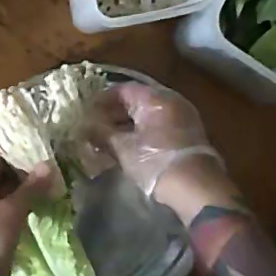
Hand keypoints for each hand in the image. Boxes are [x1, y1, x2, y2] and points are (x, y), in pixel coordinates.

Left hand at [0, 149, 55, 272]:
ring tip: (55, 177)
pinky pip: (8, 207)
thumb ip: (30, 187)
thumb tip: (48, 164)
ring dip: (26, 186)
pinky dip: (24, 202)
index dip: (15, 150)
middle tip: (54, 161)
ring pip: (5, 191)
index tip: (42, 144)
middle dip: (24, 169)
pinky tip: (44, 200)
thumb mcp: (10, 210)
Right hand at [92, 82, 224, 200]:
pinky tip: (122, 146)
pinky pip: (156, 125)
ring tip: (103, 139)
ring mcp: (181, 118)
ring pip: (145, 114)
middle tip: (91, 127)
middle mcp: (172, 103)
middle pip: (136, 101)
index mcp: (156, 100)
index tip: (84, 112)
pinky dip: (138, 131)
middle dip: (111, 113)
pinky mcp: (184, 134)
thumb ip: (100, 132)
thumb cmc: (154, 161)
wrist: (193, 186)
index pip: (124, 89)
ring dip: (124, 124)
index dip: (101, 99)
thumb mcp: (122, 147)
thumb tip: (82, 125)